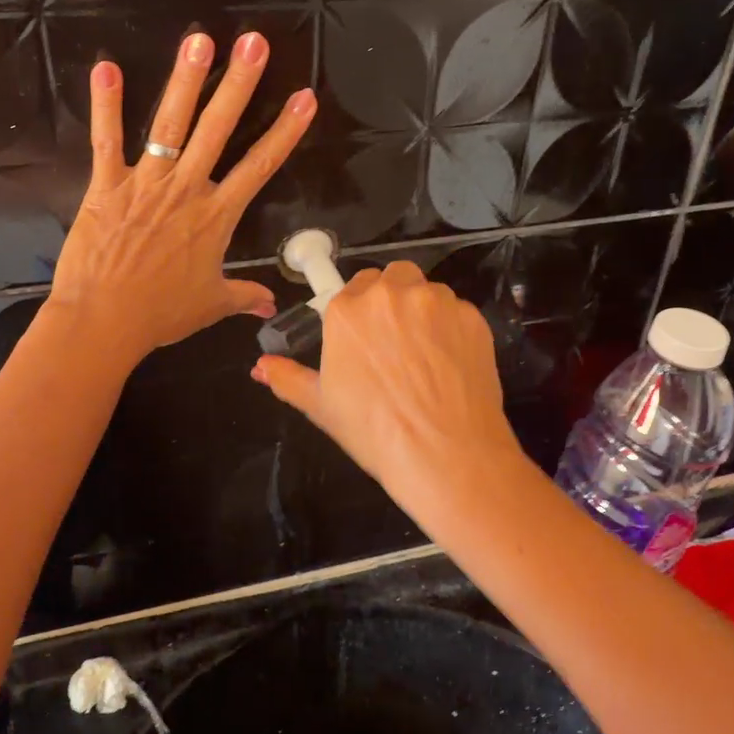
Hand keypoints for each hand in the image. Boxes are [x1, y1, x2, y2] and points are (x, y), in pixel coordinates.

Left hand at [47, 31, 315, 358]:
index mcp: (216, 217)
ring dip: (185, 80)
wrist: (103, 322)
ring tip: (199, 40)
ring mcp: (145, 183)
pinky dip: (105, 104)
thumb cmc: (160, 315)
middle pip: (218, 129)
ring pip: (170, 124)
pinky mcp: (106, 186)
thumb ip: (244, 297)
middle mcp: (186, 190)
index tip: (304, 98)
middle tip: (254, 42)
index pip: (260, 166)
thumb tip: (271, 306)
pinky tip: (105, 67)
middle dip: (239, 83)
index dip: (285, 131)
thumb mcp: (211, 306)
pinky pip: (106, 140)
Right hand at [250, 263, 525, 504]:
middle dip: (390, 300)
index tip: (364, 338)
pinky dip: (452, 329)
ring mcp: (437, 302)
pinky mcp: (472, 316)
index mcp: (348, 311)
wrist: (446, 455)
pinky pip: (457, 312)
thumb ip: (288, 378)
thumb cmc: (375, 432)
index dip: (357, 313)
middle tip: (393, 343)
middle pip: (391, 278)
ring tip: (424, 356)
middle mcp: (391, 294)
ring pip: (426, 291)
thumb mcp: (321, 407)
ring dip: (422, 310)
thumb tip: (261, 366)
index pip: (351, 288)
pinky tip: (450, 365)